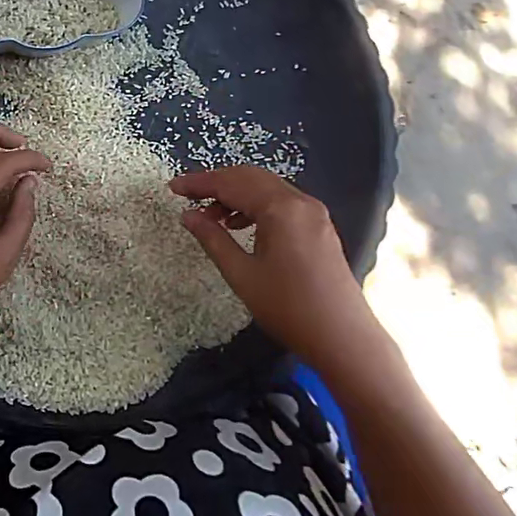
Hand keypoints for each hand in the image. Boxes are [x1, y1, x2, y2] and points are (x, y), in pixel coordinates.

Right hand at [170, 167, 381, 366]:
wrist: (343, 338)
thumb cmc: (288, 308)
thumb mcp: (242, 274)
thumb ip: (213, 239)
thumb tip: (188, 215)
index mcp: (281, 209)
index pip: (232, 184)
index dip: (199, 183)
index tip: (173, 188)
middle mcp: (300, 201)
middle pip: (250, 178)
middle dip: (217, 183)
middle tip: (188, 196)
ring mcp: (313, 213)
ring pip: (266, 188)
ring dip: (236, 194)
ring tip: (210, 216)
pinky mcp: (319, 226)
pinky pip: (281, 202)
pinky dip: (255, 205)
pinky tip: (238, 224)